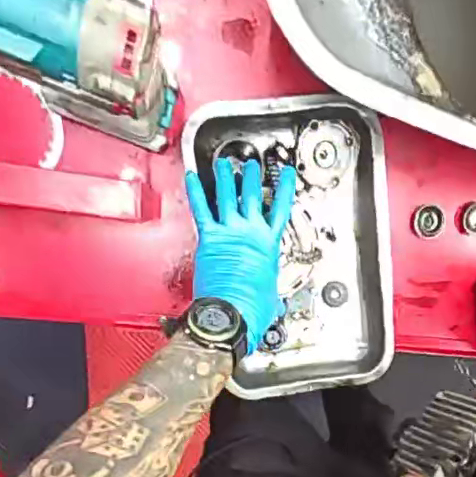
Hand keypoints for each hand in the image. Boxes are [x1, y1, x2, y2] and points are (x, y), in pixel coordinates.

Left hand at [185, 158, 296, 354]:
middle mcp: (251, 233)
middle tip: (249, 165)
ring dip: (224, 177)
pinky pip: (201, 209)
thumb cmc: (253, 307)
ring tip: (222, 163)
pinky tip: (190, 178)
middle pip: (252, 196)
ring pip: (227, 196)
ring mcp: (229, 232)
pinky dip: (195, 192)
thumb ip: (269, 285)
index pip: (280, 209)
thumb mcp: (272, 293)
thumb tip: (274, 298)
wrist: (232, 313)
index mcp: (269, 244)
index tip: (284, 174)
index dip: (283, 189)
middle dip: (251, 177)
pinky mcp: (209, 237)